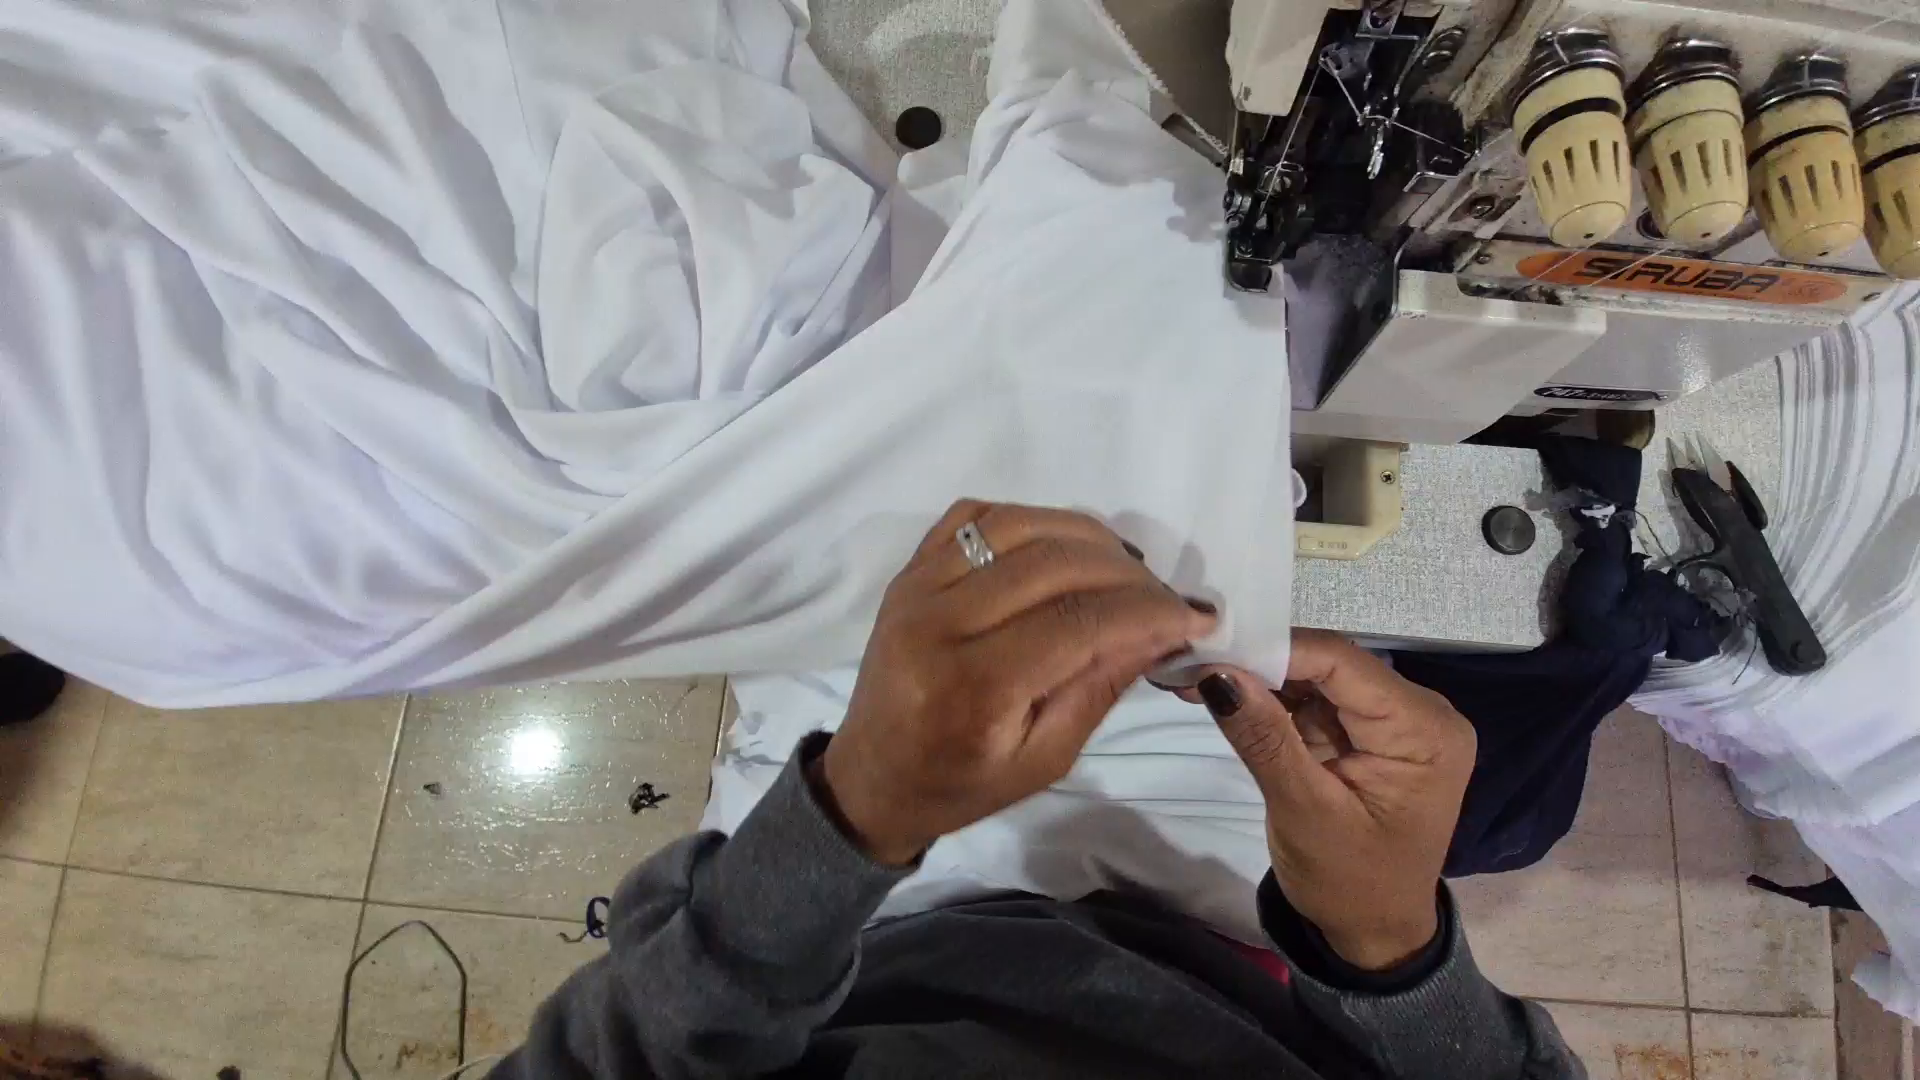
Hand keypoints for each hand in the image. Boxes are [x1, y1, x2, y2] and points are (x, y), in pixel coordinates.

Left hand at [817, 499, 1218, 864]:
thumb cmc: (959, 784)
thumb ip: (1100, 685)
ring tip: (1123, 565)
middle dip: (1126, 572)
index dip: (1148, 610)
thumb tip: (1164, 627)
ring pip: (1016, 523)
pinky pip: (973, 514)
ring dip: (1084, 534)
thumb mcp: (1043, 759)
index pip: (1077, 622)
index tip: (1196, 615)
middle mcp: (936, 621)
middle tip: (1163, 595)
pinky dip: (1028, 517)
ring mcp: (915, 585)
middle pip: (1052, 562)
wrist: (872, 775)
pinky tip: (1058, 546)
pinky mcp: (908, 569)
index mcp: (970, 686)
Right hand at [1189, 630, 1474, 969]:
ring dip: (1253, 675)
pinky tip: (1218, 693)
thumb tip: (1217, 672)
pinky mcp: (1357, 728)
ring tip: (1192, 677)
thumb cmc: (1350, 881)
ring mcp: (1385, 719)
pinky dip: (1262, 695)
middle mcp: (1414, 711)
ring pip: (1310, 673)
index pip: (1340, 661)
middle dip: (1257, 661)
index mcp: (1422, 729)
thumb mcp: (1303, 811)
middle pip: (1325, 661)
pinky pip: (1306, 695)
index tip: (1207, 652)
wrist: (1371, 931)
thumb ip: (1264, 737)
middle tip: (1190, 663)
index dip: (1272, 649)